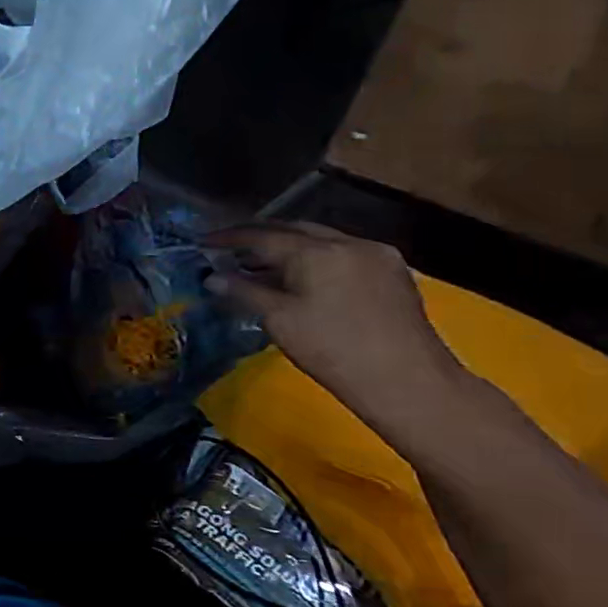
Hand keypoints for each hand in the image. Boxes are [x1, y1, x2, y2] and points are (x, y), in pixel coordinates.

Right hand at [205, 222, 465, 423]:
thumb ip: (244, 292)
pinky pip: (343, 253)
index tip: (204, 241)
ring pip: (322, 240)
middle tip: (231, 248)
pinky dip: (314, 257)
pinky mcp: (392, 272)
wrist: (402, 376)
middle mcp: (350, 243)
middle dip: (261, 235)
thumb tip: (213, 278)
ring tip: (261, 263)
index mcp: (318, 253)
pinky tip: (301, 276)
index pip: (263, 236)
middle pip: (296, 229)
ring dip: (289, 247)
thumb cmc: (330, 347)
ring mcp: (377, 256)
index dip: (230, 237)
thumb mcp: (278, 319)